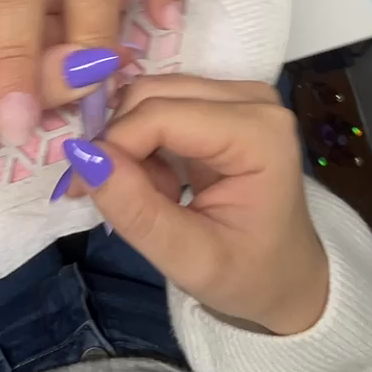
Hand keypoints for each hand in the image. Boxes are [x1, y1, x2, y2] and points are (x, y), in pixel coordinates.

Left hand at [0, 0, 103, 207]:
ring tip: (106, 64)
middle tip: (115, 42)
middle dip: (61, 24)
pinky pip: (8, 61)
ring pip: (14, 31)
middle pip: (12, 0)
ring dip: (54, 50)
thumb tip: (100, 63)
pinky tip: (77, 81)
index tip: (109, 8)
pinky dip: (38, 72)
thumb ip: (23, 85)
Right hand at [56, 75, 328, 334]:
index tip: (84, 190)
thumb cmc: (250, 276)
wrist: (288, 278)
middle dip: (119, 143)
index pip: (160, 115)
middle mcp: (252, 98)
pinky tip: (157, 179)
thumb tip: (83, 157)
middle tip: (112, 195)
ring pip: (147, 94)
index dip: (114, 146)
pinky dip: (142, 140)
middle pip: (151, 93)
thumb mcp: (192, 262)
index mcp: (259, 133)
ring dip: (129, 143)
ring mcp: (236, 93)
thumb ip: (138, 211)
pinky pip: (157, 102)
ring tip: (144, 193)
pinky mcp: (219, 99)